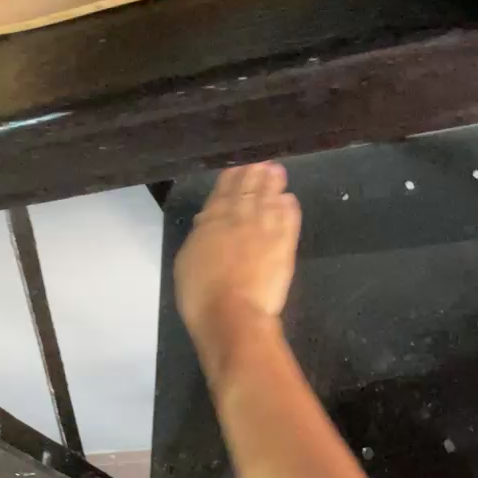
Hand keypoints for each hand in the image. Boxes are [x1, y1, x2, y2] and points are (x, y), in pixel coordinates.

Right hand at [175, 163, 301, 342]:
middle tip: (262, 163)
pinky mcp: (284, 247)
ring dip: (273, 185)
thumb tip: (207, 219)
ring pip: (270, 201)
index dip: (232, 179)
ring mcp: (264, 232)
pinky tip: (290, 199)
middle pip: (249, 192)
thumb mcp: (187, 260)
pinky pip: (288, 221)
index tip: (239, 167)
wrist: (231, 314)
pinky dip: (289, 208)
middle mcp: (239, 220)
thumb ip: (200, 235)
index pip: (223, 193)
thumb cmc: (200, 293)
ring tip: (277, 171)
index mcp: (212, 222)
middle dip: (255, 176)